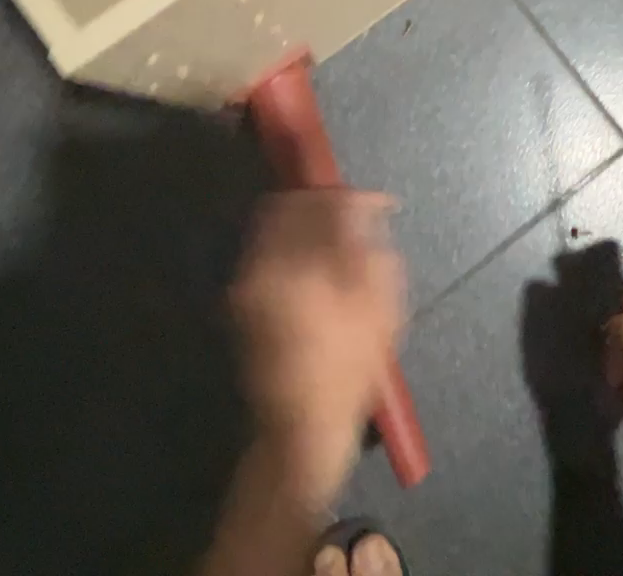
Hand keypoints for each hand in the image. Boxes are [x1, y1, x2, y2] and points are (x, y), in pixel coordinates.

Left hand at [230, 189, 404, 508]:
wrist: (302, 426)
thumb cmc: (350, 369)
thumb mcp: (379, 308)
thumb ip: (374, 248)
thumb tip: (367, 209)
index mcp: (300, 264)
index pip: (324, 202)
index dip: (355, 196)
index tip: (380, 203)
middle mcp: (264, 265)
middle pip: (290, 205)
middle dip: (324, 201)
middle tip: (355, 213)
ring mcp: (247, 282)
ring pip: (275, 225)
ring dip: (307, 219)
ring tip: (340, 237)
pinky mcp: (242, 298)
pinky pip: (267, 251)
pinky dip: (293, 244)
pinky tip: (319, 263)